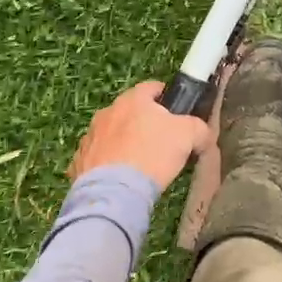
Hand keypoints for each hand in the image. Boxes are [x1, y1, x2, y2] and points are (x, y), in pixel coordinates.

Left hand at [67, 81, 213, 189]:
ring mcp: (90, 137)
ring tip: (140, 165)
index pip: (152, 87)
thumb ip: (199, 128)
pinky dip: (109, 164)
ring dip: (124, 143)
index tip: (177, 113)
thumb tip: (202, 134)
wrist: (115, 193)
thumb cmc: (153, 154)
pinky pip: (99, 158)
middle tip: (162, 142)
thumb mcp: (190, 136)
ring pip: (112, 134)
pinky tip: (122, 180)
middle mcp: (107, 112)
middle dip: (145, 123)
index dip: (167, 98)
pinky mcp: (78, 163)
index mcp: (133, 99)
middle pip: (131, 111)